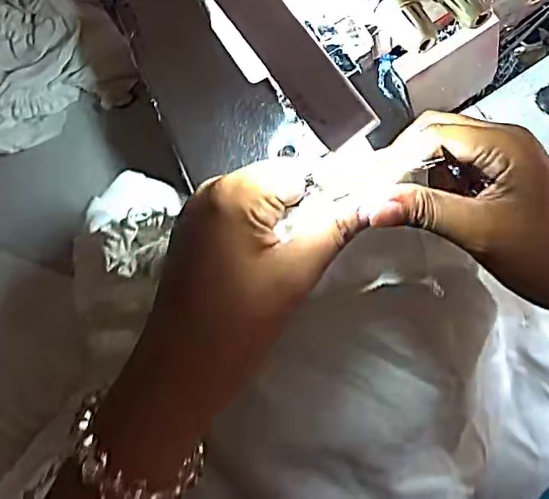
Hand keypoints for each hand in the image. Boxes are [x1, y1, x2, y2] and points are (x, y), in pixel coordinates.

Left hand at [87, 157, 385, 488]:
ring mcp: (199, 206)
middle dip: (305, 207)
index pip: (301, 170)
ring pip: (263, 195)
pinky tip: (266, 262)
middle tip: (316, 247)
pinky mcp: (194, 227)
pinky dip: (261, 227)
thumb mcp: (296, 273)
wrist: (175, 378)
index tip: (344, 221)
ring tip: (291, 259)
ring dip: (284, 219)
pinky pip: (241, 210)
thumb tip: (372, 201)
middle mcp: (213, 186)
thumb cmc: (235, 327)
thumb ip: (336, 227)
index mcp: (236, 190)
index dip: (329, 193)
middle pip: (280, 179)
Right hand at [370, 111, 548, 312]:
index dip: (401, 156)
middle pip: (440, 131)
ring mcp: (508, 152)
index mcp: (504, 141)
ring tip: (407, 199)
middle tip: (383, 189)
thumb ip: (426, 210)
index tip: (375, 184)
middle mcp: (506, 137)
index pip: (435, 132)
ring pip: (450, 147)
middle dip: (409, 158)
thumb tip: (377, 204)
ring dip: (426, 169)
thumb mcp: (478, 231)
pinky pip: (464, 162)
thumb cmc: (545, 257)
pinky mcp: (507, 170)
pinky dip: (445, 180)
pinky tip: (437, 203)